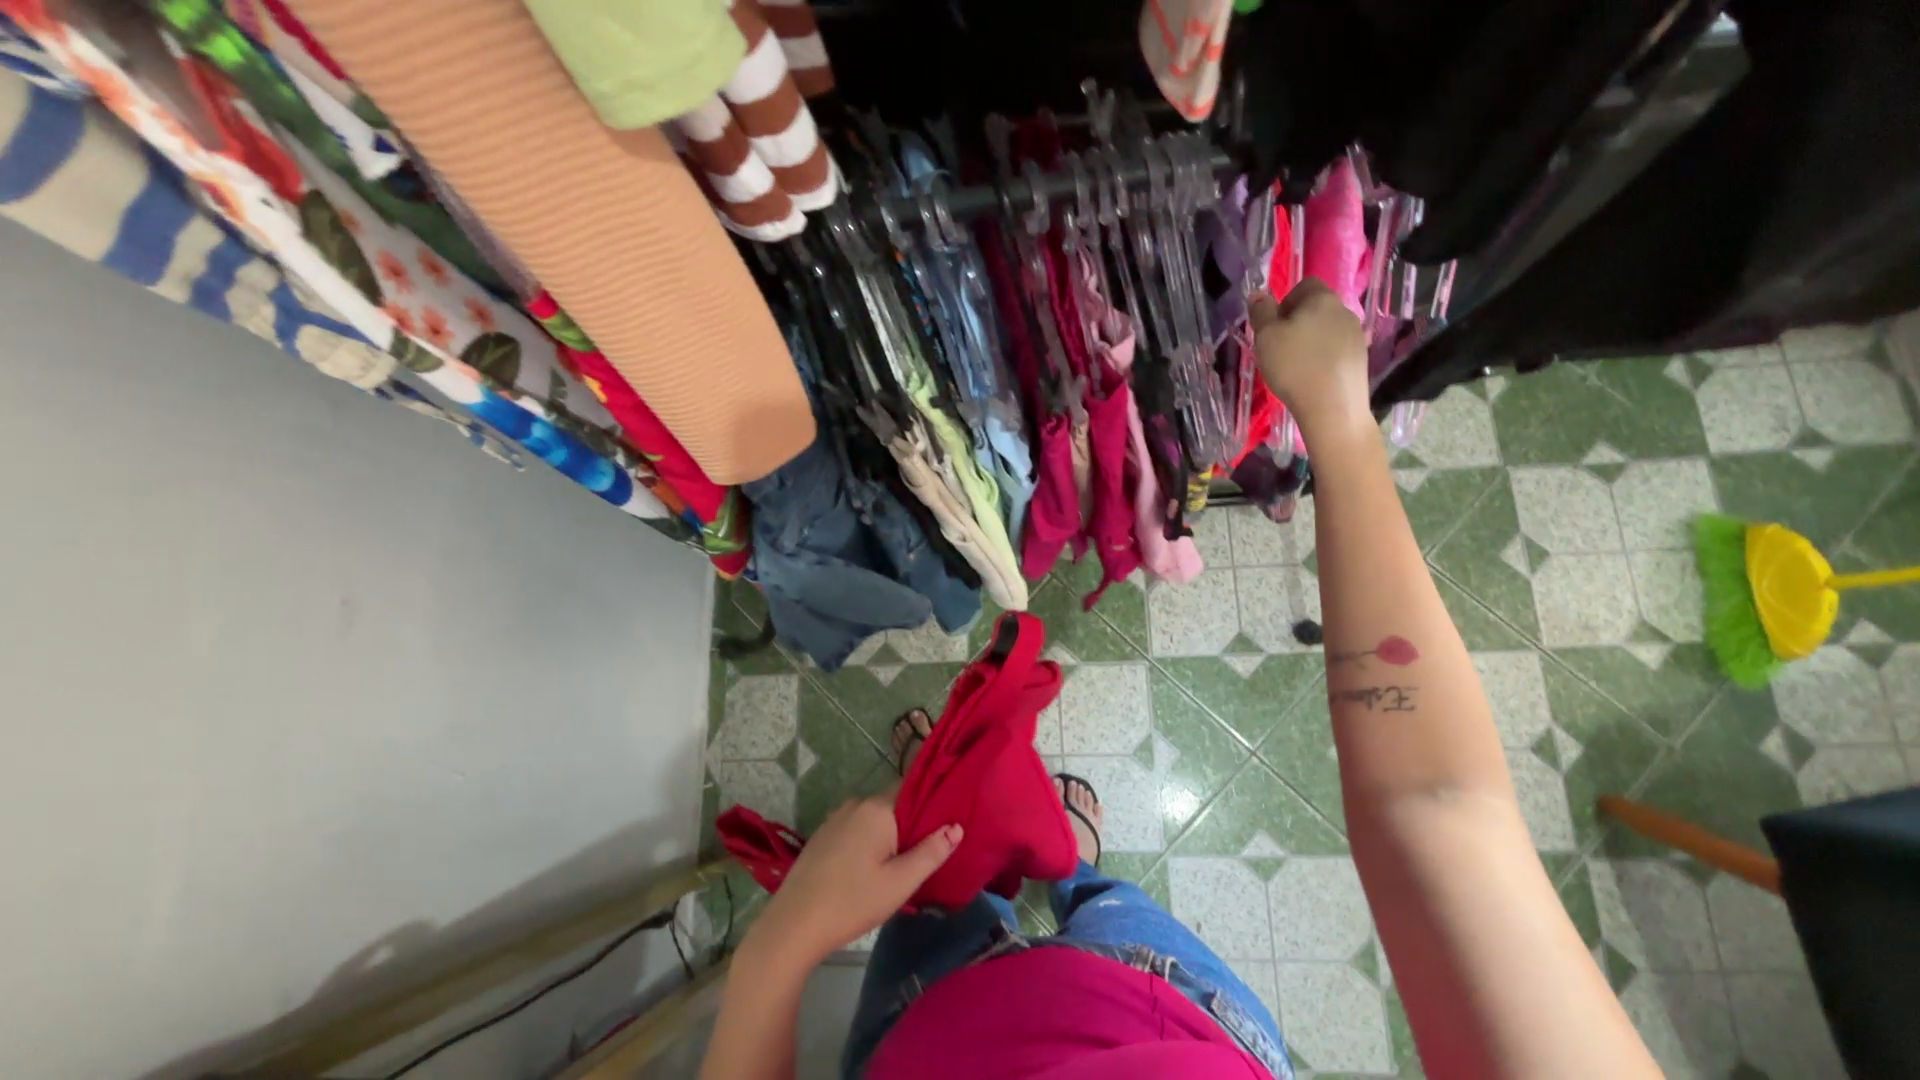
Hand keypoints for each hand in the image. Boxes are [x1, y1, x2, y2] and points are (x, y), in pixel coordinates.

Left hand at [741, 794, 961, 970]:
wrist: (794, 925)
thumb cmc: (852, 902)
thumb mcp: (900, 882)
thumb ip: (931, 852)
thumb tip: (956, 826)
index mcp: (877, 809)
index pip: (913, 790)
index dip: (932, 805)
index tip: (948, 823)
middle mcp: (855, 805)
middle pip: (893, 806)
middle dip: (911, 825)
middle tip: (928, 854)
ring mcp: (834, 820)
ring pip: (873, 821)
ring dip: (888, 837)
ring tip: (903, 866)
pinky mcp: (821, 838)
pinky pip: (855, 831)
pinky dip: (868, 844)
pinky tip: (871, 870)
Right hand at [1252, 279, 1370, 437]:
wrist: (1333, 407)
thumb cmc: (1294, 366)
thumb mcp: (1265, 337)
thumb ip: (1261, 312)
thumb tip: (1259, 294)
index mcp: (1322, 299)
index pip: (1304, 285)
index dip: (1285, 301)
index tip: (1273, 327)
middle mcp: (1344, 310)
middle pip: (1317, 308)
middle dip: (1297, 322)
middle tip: (1279, 347)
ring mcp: (1356, 335)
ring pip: (1327, 329)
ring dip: (1310, 341)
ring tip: (1295, 366)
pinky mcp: (1360, 359)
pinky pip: (1337, 350)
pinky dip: (1323, 358)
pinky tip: (1312, 378)